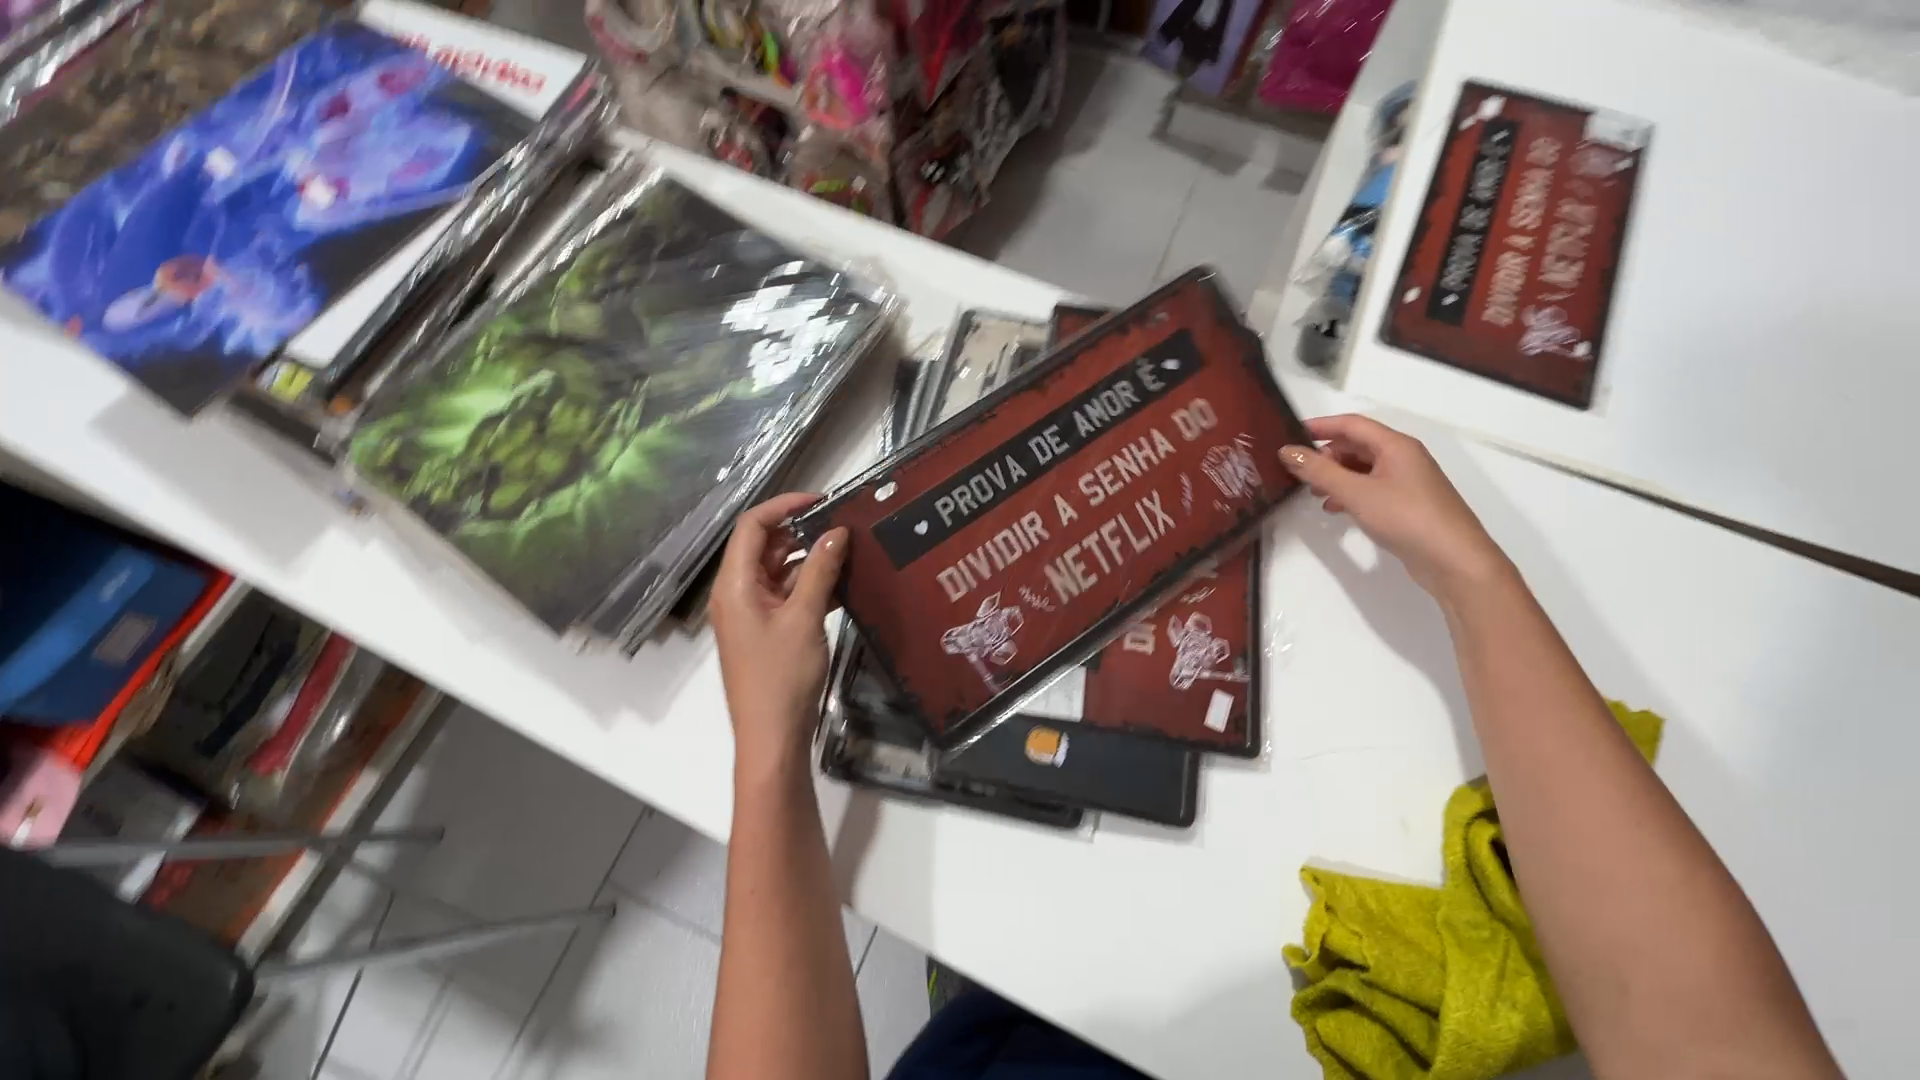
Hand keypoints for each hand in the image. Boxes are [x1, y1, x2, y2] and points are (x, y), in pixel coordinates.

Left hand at [710, 493, 848, 779]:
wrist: (772, 738)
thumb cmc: (782, 677)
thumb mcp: (804, 618)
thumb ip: (821, 571)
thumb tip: (836, 531)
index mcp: (735, 585)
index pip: (752, 527)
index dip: (784, 506)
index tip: (823, 501)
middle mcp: (737, 593)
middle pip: (766, 547)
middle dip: (803, 533)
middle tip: (845, 526)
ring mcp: (752, 614)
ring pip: (780, 572)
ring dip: (812, 561)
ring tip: (852, 552)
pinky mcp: (767, 631)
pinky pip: (787, 596)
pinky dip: (812, 587)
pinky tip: (845, 585)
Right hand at [1279, 415, 1512, 600]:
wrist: (1453, 559)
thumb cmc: (1406, 517)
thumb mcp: (1357, 492)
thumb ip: (1320, 471)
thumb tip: (1287, 451)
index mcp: (1396, 446)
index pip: (1352, 424)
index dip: (1321, 426)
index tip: (1290, 435)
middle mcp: (1403, 457)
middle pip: (1358, 445)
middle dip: (1327, 455)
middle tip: (1300, 471)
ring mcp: (1407, 481)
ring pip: (1363, 468)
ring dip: (1336, 476)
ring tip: (1313, 492)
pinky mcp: (1406, 504)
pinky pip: (1371, 488)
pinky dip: (1350, 493)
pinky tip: (1335, 508)